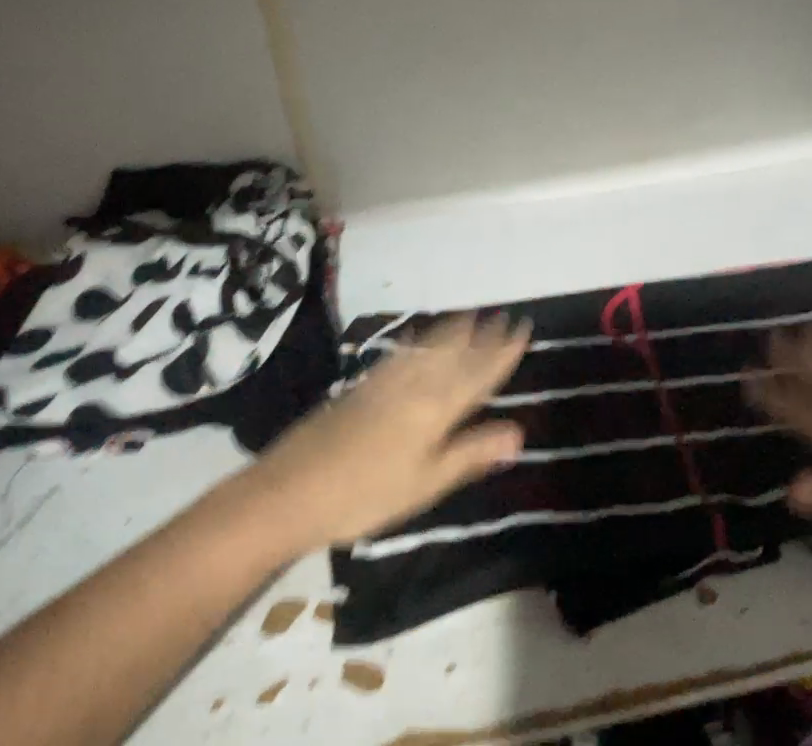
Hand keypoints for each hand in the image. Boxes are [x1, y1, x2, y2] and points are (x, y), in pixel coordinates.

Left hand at [231, 313, 528, 554]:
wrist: (289, 492)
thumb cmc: (365, 496)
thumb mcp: (426, 483)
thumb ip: (471, 454)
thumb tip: (518, 432)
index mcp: (434, 410)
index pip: (476, 375)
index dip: (501, 353)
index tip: (522, 330)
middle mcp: (412, 387)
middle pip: (452, 355)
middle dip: (479, 336)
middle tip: (500, 316)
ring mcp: (382, 385)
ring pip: (426, 350)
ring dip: (450, 333)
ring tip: (468, 317)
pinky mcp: (359, 390)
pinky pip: (400, 356)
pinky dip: (417, 343)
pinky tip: (416, 341)